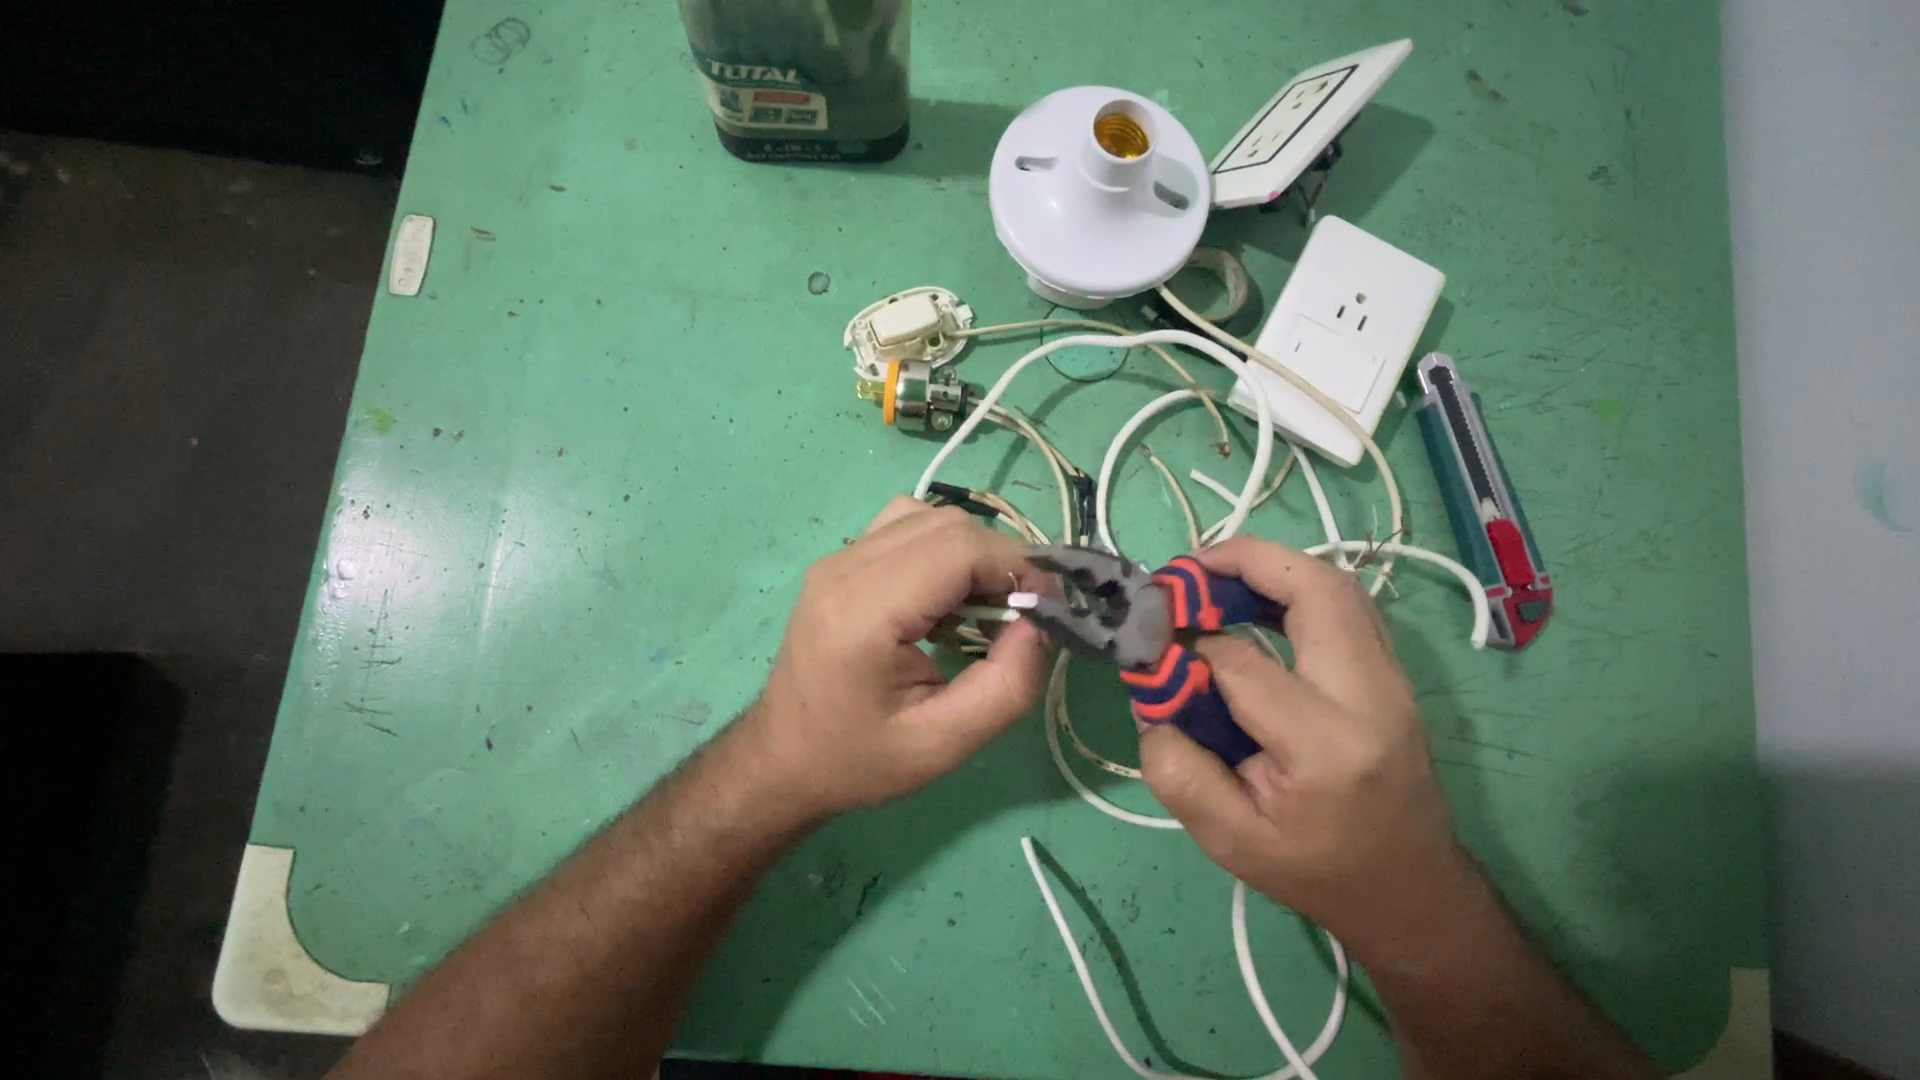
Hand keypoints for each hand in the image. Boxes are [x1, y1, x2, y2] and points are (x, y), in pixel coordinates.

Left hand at [742, 497, 1051, 817]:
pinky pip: (906, 526)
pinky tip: (943, 599)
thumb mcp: (943, 745)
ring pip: (929, 517)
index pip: (959, 547)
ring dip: (972, 555)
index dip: (1016, 567)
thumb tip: (1040, 623)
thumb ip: (1006, 686)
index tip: (1044, 610)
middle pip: (948, 524)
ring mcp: (837, 558)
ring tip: (979, 610)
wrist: (782, 759)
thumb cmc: (858, 760)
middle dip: (999, 562)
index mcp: (863, 612)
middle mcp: (844, 568)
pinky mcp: (840, 561)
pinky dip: (942, 551)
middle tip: (1015, 619)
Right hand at [1138, 537, 1475, 943]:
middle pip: (1317, 591)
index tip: (1155, 643)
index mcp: (1325, 745)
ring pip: (1340, 587)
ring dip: (1274, 567)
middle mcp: (1371, 696)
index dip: (1189, 644)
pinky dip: (1297, 586)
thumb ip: (1176, 767)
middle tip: (1188, 569)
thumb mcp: (1226, 838)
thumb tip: (1155, 694)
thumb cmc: (1315, 869)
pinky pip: (1347, 606)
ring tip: (1216, 578)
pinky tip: (1256, 601)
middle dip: (1247, 560)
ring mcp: (1393, 680)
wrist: (1409, 891)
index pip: (1243, 663)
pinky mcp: (1393, 675)